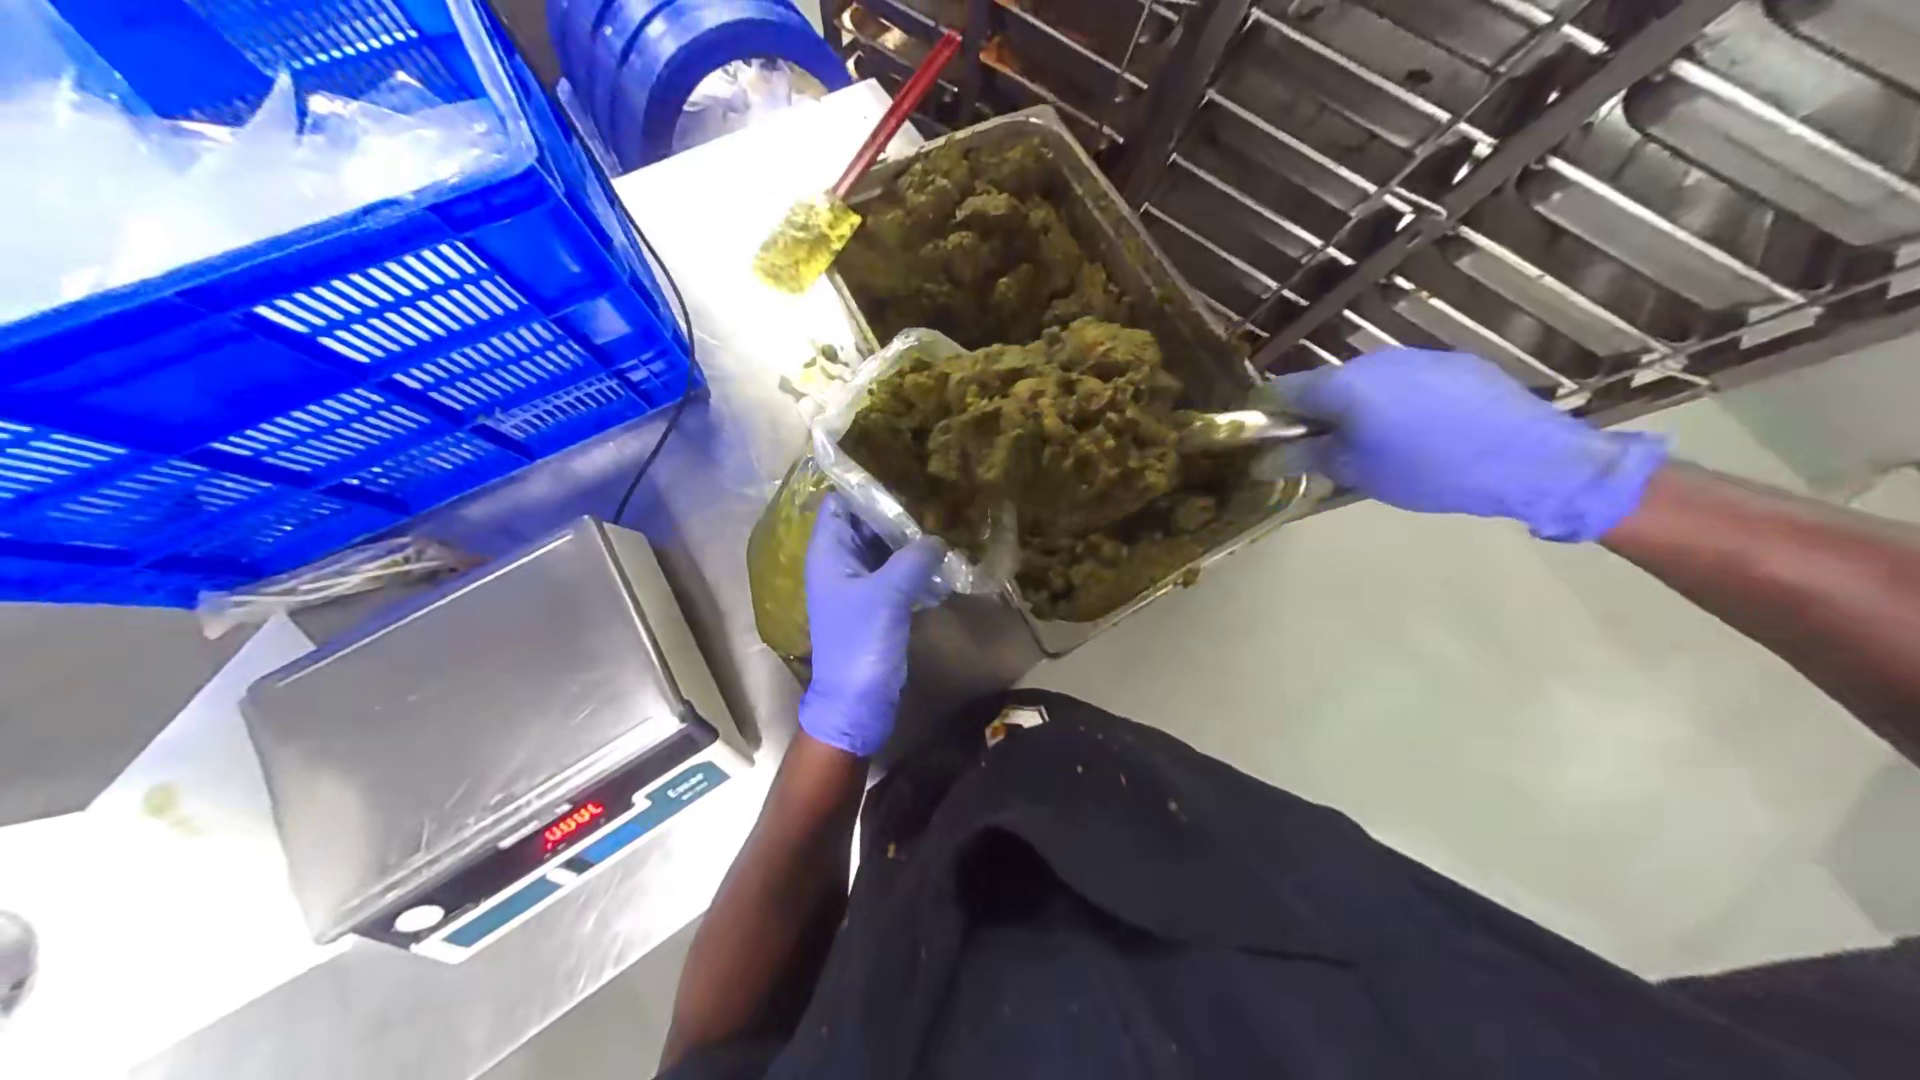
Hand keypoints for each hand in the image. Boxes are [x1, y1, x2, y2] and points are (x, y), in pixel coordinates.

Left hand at [800, 495, 948, 756]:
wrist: (857, 700)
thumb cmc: (860, 643)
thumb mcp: (887, 595)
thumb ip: (913, 560)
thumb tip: (937, 538)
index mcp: (828, 554)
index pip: (839, 504)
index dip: (864, 487)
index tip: (901, 473)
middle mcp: (840, 563)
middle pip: (864, 524)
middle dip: (894, 511)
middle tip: (934, 495)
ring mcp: (859, 585)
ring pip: (882, 549)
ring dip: (907, 539)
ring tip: (944, 520)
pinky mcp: (878, 604)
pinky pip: (895, 573)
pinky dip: (914, 564)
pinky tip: (942, 558)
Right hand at [1271, 348, 1668, 541]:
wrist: (1531, 459)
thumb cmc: (1428, 470)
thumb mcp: (1357, 471)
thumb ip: (1304, 459)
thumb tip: (1263, 460)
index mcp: (1344, 385)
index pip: (1280, 390)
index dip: (1264, 414)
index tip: (1263, 439)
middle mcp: (1373, 360)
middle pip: (1323, 385)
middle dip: (1312, 415)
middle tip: (1320, 451)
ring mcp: (1416, 357)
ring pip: (1364, 382)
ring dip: (1354, 409)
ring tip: (1372, 444)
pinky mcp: (1451, 363)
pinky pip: (1402, 381)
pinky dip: (1392, 403)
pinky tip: (1416, 432)